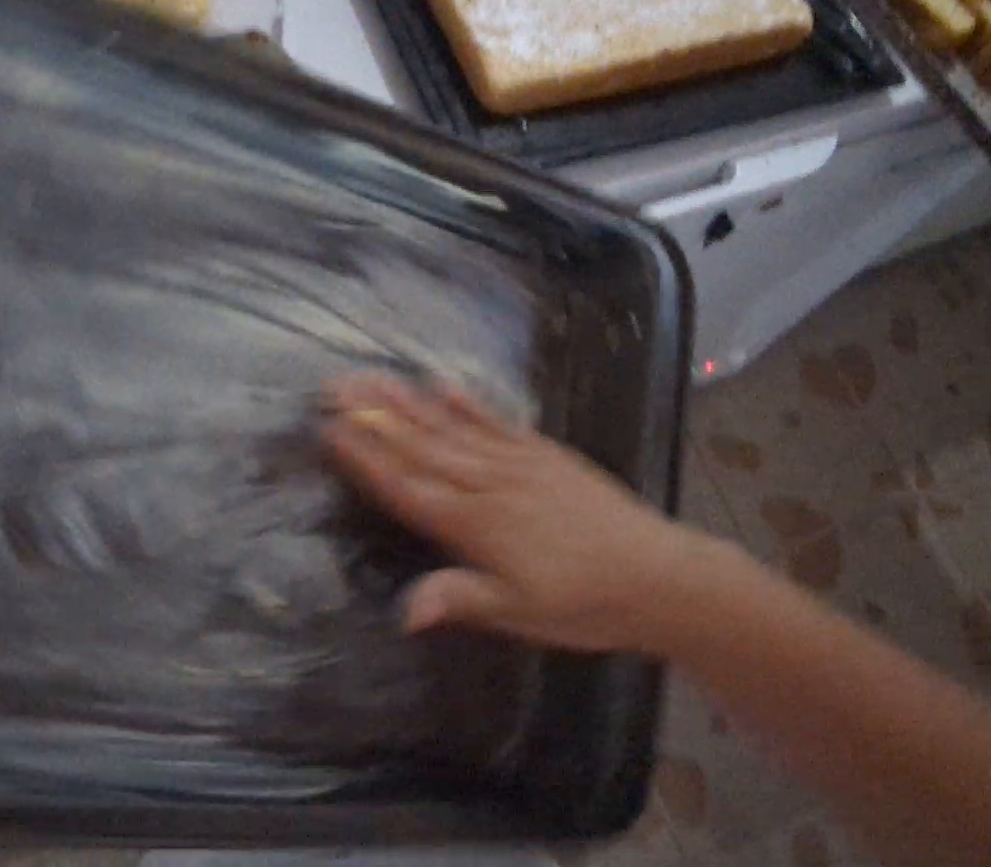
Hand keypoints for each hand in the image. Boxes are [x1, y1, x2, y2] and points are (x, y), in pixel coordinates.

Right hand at [321, 374, 741, 654]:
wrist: (660, 575)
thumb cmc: (584, 605)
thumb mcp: (519, 614)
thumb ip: (460, 599)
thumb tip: (401, 610)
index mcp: (476, 524)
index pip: (408, 486)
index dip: (366, 459)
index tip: (330, 430)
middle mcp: (488, 483)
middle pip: (420, 445)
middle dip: (373, 416)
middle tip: (333, 387)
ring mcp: (517, 461)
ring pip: (450, 427)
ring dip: (406, 401)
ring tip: (370, 376)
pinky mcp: (543, 452)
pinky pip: (495, 421)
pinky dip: (465, 402)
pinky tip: (440, 383)